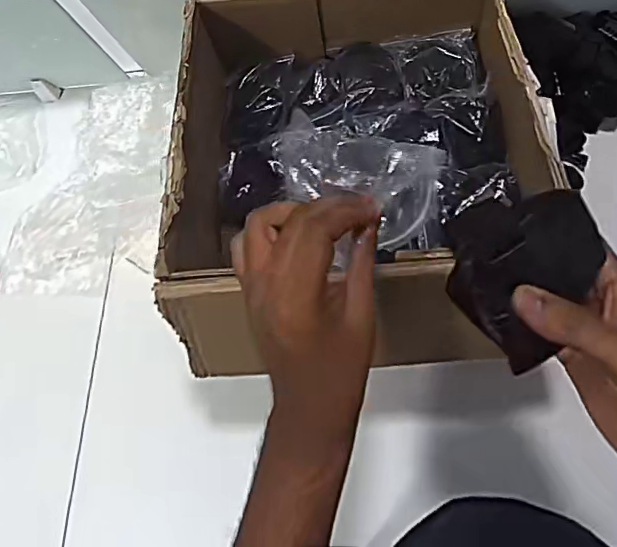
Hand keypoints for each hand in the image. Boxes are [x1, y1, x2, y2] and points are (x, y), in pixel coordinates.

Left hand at [231, 196, 379, 425]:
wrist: (308, 409)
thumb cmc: (340, 372)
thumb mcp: (361, 315)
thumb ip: (361, 262)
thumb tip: (367, 223)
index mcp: (295, 293)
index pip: (315, 229)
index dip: (346, 211)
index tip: (371, 207)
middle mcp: (265, 282)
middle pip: (291, 221)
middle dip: (329, 207)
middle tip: (358, 207)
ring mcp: (250, 284)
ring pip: (259, 223)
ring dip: (292, 211)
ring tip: (325, 218)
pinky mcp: (246, 288)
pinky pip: (245, 244)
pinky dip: (268, 229)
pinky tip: (294, 235)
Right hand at [513, 256, 616, 494]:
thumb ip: (575, 324)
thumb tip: (529, 298)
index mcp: (616, 287)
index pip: (578, 245)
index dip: (550, 233)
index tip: (517, 226)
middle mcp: (595, 301)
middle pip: (552, 268)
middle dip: (526, 262)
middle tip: (494, 253)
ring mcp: (579, 326)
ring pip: (540, 296)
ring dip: (519, 292)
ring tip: (492, 282)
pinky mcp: (566, 351)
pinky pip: (534, 327)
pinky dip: (517, 322)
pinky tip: (503, 318)